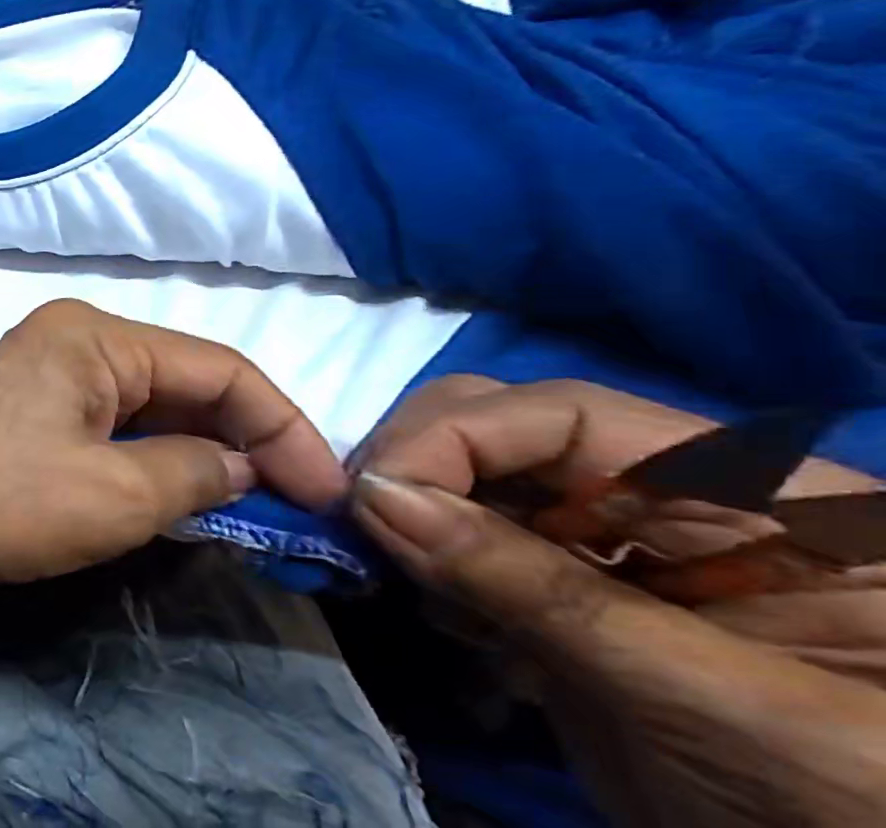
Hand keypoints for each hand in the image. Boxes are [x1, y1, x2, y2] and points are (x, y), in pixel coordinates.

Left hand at [0, 299, 347, 624]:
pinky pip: (115, 418)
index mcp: (97, 335)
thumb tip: (240, 466)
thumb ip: (196, 473)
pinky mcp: (34, 401)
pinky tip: (186, 487)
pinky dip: (156, 452)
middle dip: (244, 437)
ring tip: (255, 502)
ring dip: (202, 448)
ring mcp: (51, 367)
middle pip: (186, 380)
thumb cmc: (4, 501)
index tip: (326, 492)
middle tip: (297, 503)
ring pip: (152, 402)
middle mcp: (76, 335)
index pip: (220, 367)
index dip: (283, 427)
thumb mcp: (117, 496)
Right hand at [349, 376, 885, 827]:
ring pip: (470, 488)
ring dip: (416, 527)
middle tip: (366, 532)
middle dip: (421, 469)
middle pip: (504, 433)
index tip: (371, 495)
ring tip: (422, 597)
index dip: (454, 436)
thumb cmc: (863, 820)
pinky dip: (434, 580)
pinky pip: (468, 556)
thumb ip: (539, 589)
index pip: (563, 415)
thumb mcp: (713, 703)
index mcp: (751, 496)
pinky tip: (457, 632)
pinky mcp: (567, 606)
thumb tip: (375, 498)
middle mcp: (667, 502)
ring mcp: (612, 556)